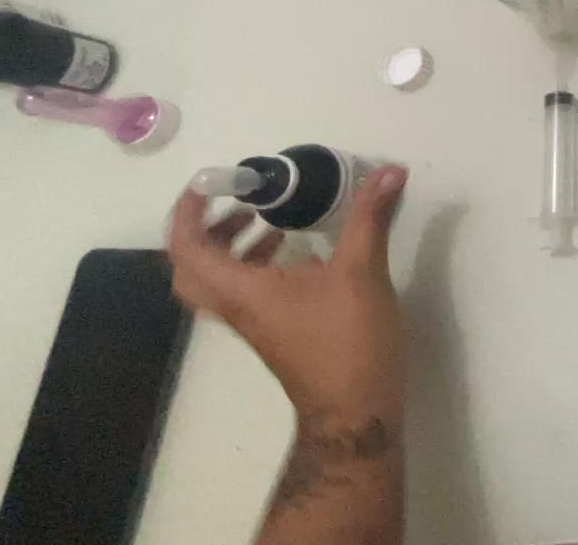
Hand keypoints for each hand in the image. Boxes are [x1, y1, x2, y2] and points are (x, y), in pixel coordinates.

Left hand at [167, 166, 408, 422]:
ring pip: (218, 281)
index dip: (190, 212)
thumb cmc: (347, 338)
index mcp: (242, 291)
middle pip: (192, 267)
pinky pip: (246, 290)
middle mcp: (237, 307)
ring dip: (232, 246)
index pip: (188, 249)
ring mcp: (255, 322)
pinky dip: (259, 263)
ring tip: (273, 220)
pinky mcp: (276, 330)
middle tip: (244, 202)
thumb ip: (371, 217)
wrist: (354, 405)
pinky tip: (303, 253)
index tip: (216, 182)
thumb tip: (389, 171)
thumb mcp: (362, 270)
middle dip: (208, 228)